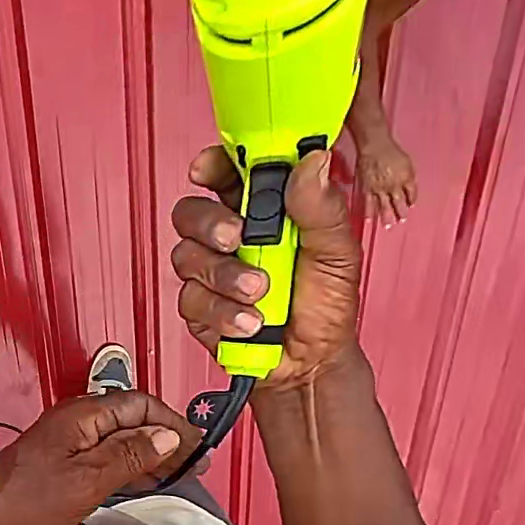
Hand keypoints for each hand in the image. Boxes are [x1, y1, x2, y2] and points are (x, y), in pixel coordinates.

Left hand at [0, 391, 201, 524]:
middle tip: (192, 462)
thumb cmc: (27, 500)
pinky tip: (143, 477)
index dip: (173, 423)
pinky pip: (104, 449)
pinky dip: (128, 460)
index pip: (141, 404)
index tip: (195, 445)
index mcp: (83, 413)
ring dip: (149, 450)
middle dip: (165, 437)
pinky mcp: (62, 453)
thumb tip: (166, 436)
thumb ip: (131, 455)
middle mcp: (76, 417)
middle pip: (132, 417)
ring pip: (120, 434)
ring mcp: (68, 434)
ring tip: (175, 471)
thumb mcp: (89, 480)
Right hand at [170, 146, 362, 391]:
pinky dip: (222, 312)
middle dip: (209, 223)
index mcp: (262, 211)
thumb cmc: (324, 305)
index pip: (227, 175)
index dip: (212, 165)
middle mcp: (230, 239)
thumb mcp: (337, 251)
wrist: (312, 362)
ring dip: (224, 276)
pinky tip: (250, 320)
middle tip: (236, 237)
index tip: (209, 168)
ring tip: (259, 291)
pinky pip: (192, 300)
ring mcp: (210, 273)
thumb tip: (312, 163)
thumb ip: (322, 207)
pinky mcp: (199, 308)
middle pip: (191, 212)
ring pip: (187, 257)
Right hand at [356, 128, 417, 224]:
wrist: (375, 146)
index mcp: (406, 179)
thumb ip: (408, 175)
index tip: (411, 206)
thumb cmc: (391, 150)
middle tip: (401, 221)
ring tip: (388, 227)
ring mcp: (380, 190)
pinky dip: (369, 213)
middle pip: (399, 203)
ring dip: (386, 217)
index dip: (412, 200)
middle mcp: (394, 187)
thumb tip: (409, 187)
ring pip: (384, 207)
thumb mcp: (407, 161)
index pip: (411, 193)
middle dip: (400, 213)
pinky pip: (368, 204)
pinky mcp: (368, 189)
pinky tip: (369, 221)